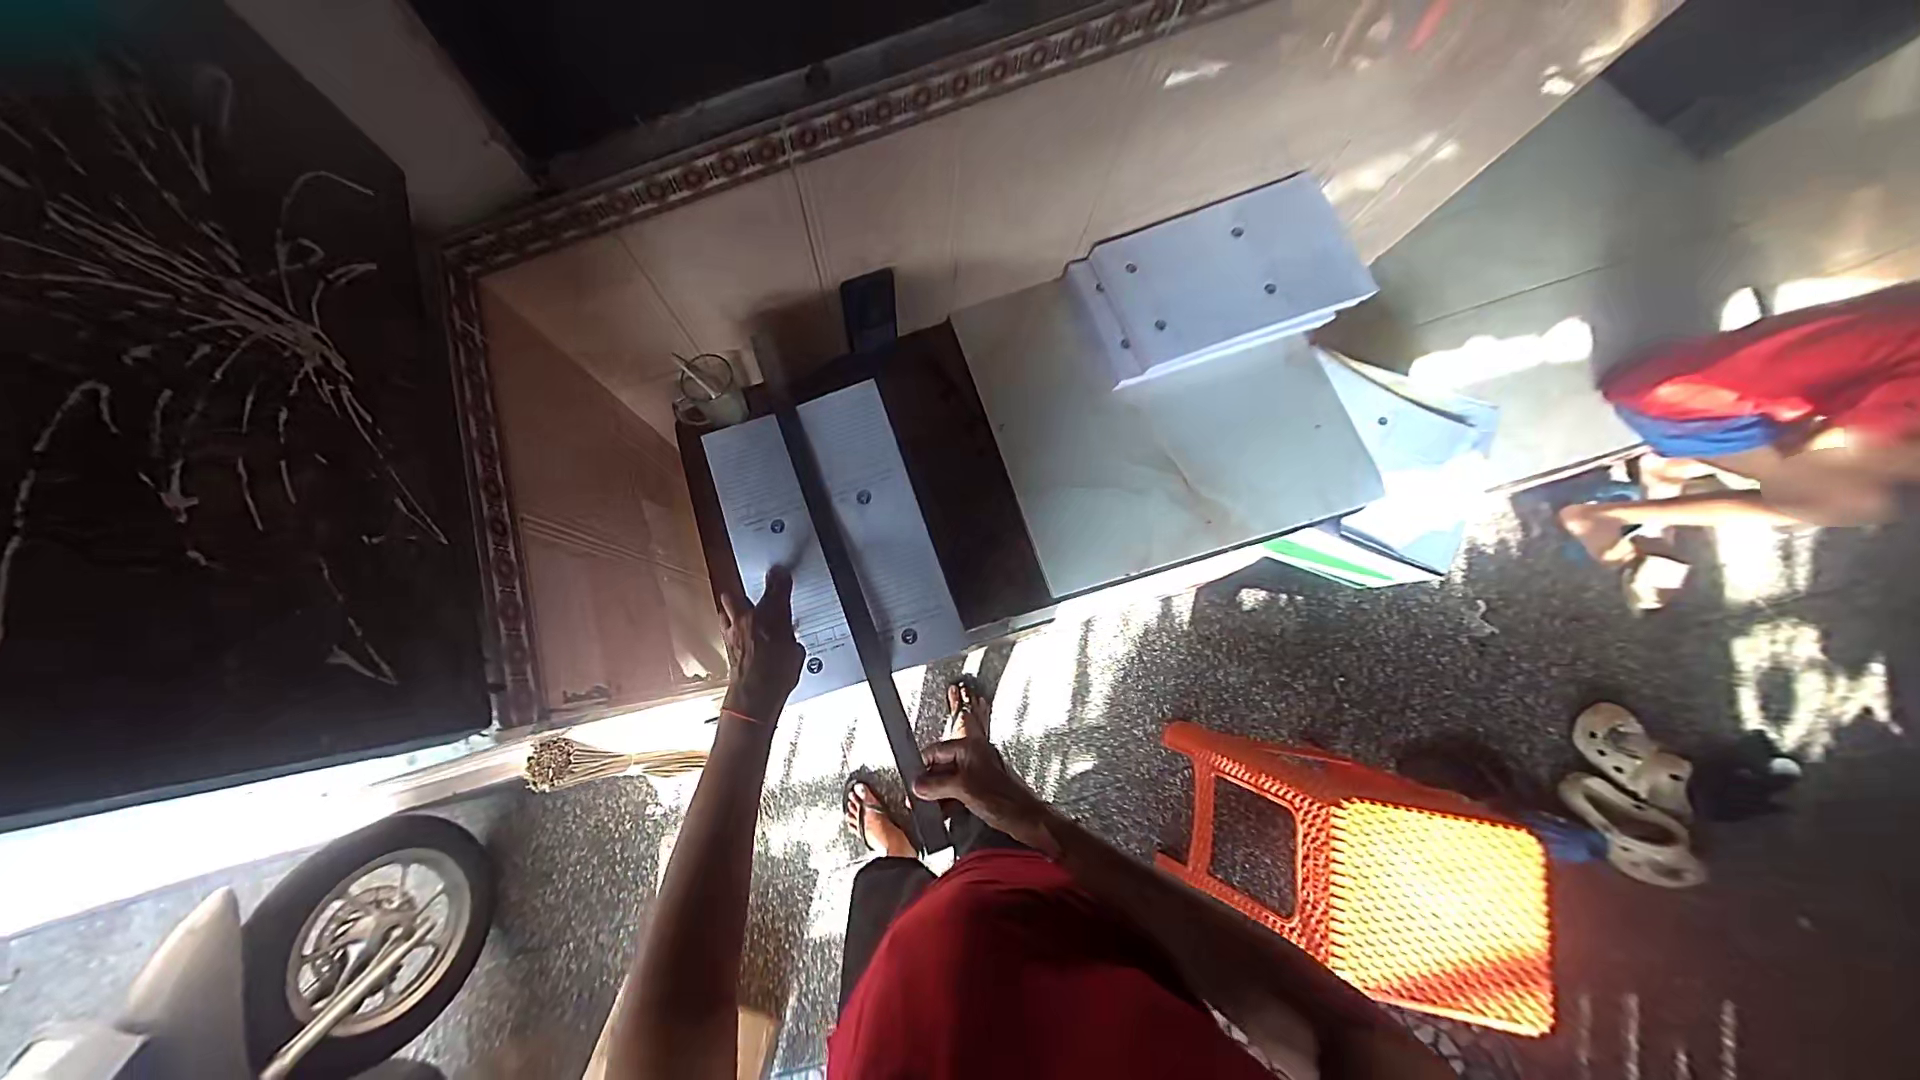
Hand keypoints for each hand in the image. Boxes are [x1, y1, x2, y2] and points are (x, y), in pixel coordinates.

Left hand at [719, 566, 803, 724]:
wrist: (755, 695)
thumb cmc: (777, 675)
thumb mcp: (795, 652)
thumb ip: (790, 637)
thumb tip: (788, 636)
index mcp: (771, 615)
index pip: (776, 586)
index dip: (780, 577)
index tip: (781, 573)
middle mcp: (748, 619)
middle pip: (737, 594)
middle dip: (745, 593)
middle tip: (757, 596)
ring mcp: (733, 630)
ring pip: (726, 608)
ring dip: (733, 608)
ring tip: (743, 612)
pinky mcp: (725, 643)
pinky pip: (725, 626)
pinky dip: (731, 626)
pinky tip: (737, 632)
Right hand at [912, 738, 1055, 853]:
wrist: (1027, 819)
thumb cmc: (1003, 800)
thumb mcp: (963, 790)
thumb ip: (937, 785)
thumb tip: (918, 785)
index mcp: (970, 747)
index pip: (936, 750)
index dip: (922, 765)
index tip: (911, 780)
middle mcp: (974, 755)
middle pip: (941, 765)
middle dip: (928, 782)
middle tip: (916, 798)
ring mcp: (978, 772)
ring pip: (949, 779)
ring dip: (937, 793)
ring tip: (926, 807)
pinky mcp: (981, 788)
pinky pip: (958, 790)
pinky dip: (948, 799)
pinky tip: (941, 812)